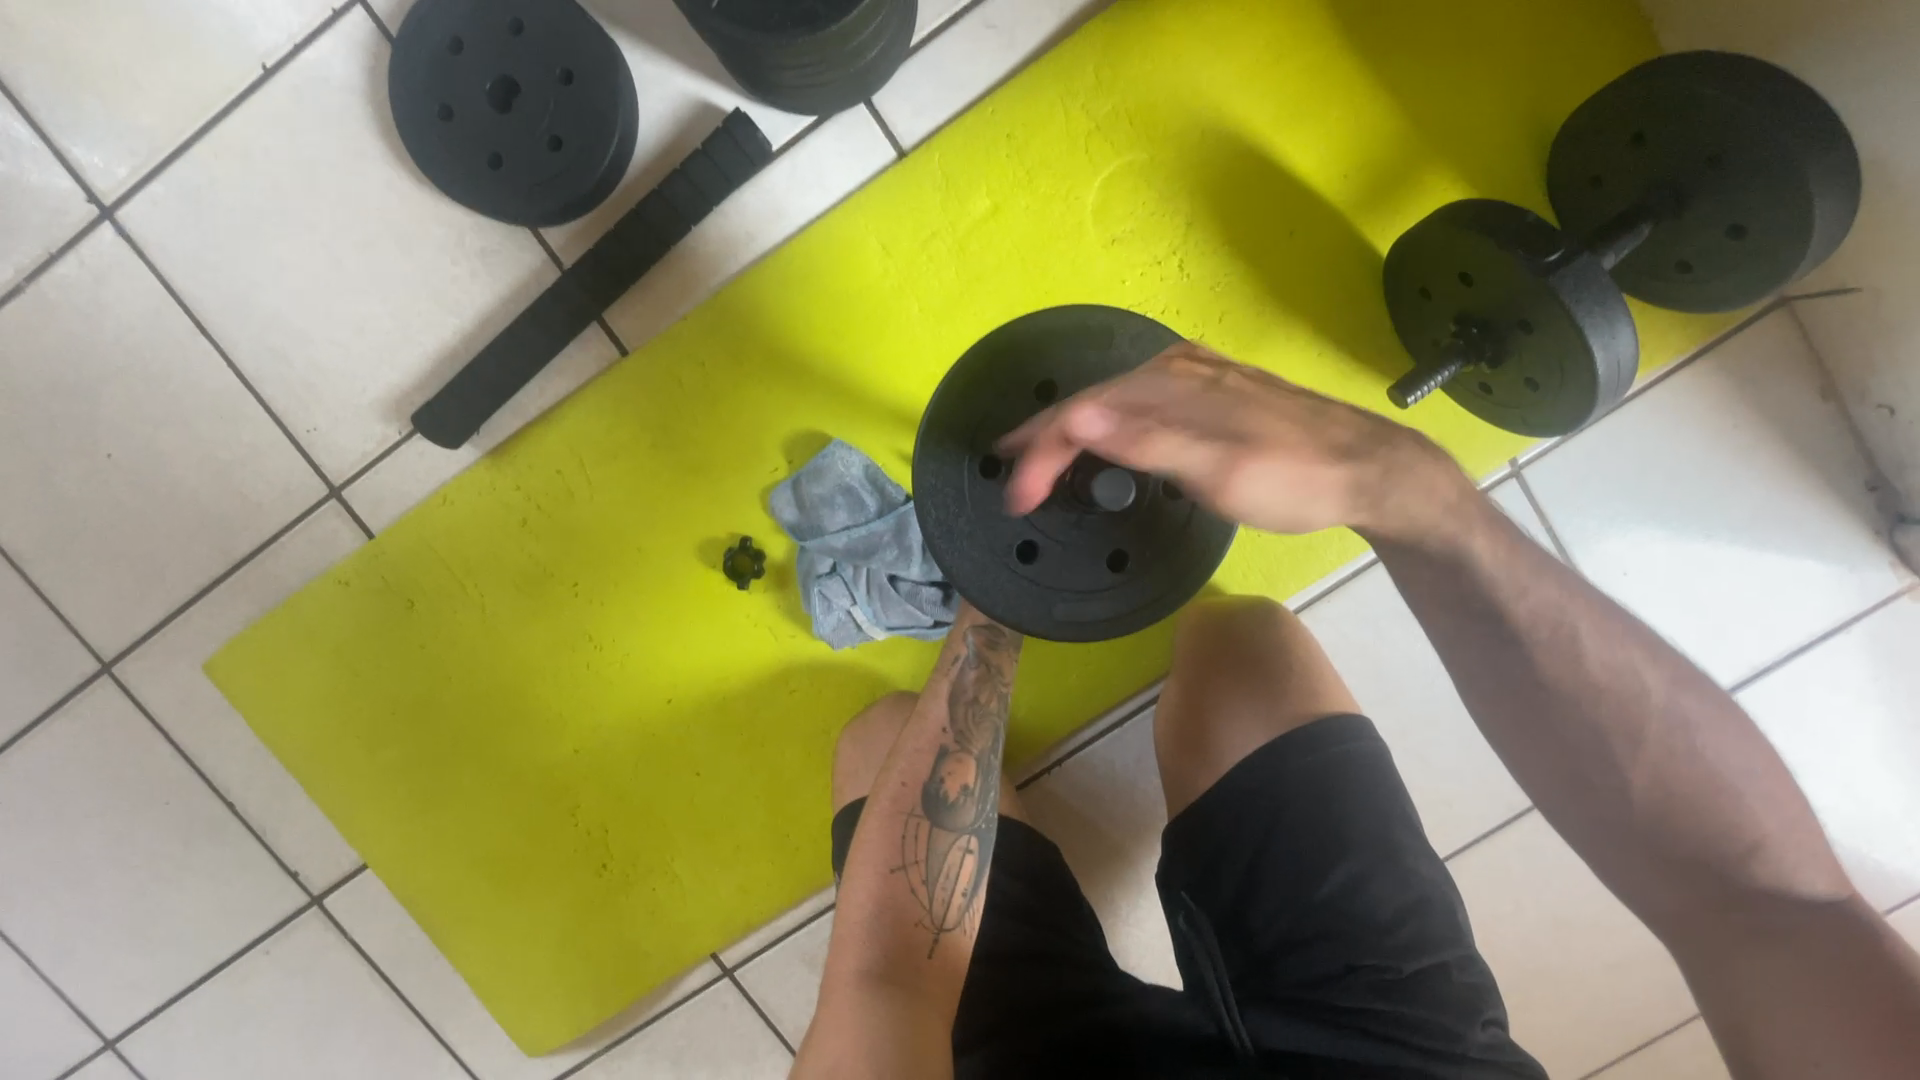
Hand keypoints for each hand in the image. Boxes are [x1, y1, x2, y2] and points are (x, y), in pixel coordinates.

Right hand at [997, 343, 1466, 537]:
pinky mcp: (1211, 387)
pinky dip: (1106, 421)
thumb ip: (1147, 442)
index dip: (1040, 453)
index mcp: (1171, 385)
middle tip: (1010, 473)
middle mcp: (1176, 369)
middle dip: (1044, 438)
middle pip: (1091, 400)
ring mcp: (1195, 375)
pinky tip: (1103, 432)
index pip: (1082, 414)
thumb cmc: (1294, 479)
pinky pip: (1138, 399)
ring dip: (1071, 427)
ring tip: (1038, 453)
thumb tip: (1076, 418)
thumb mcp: (1219, 470)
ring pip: (1113, 397)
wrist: (1370, 467)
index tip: (1015, 497)